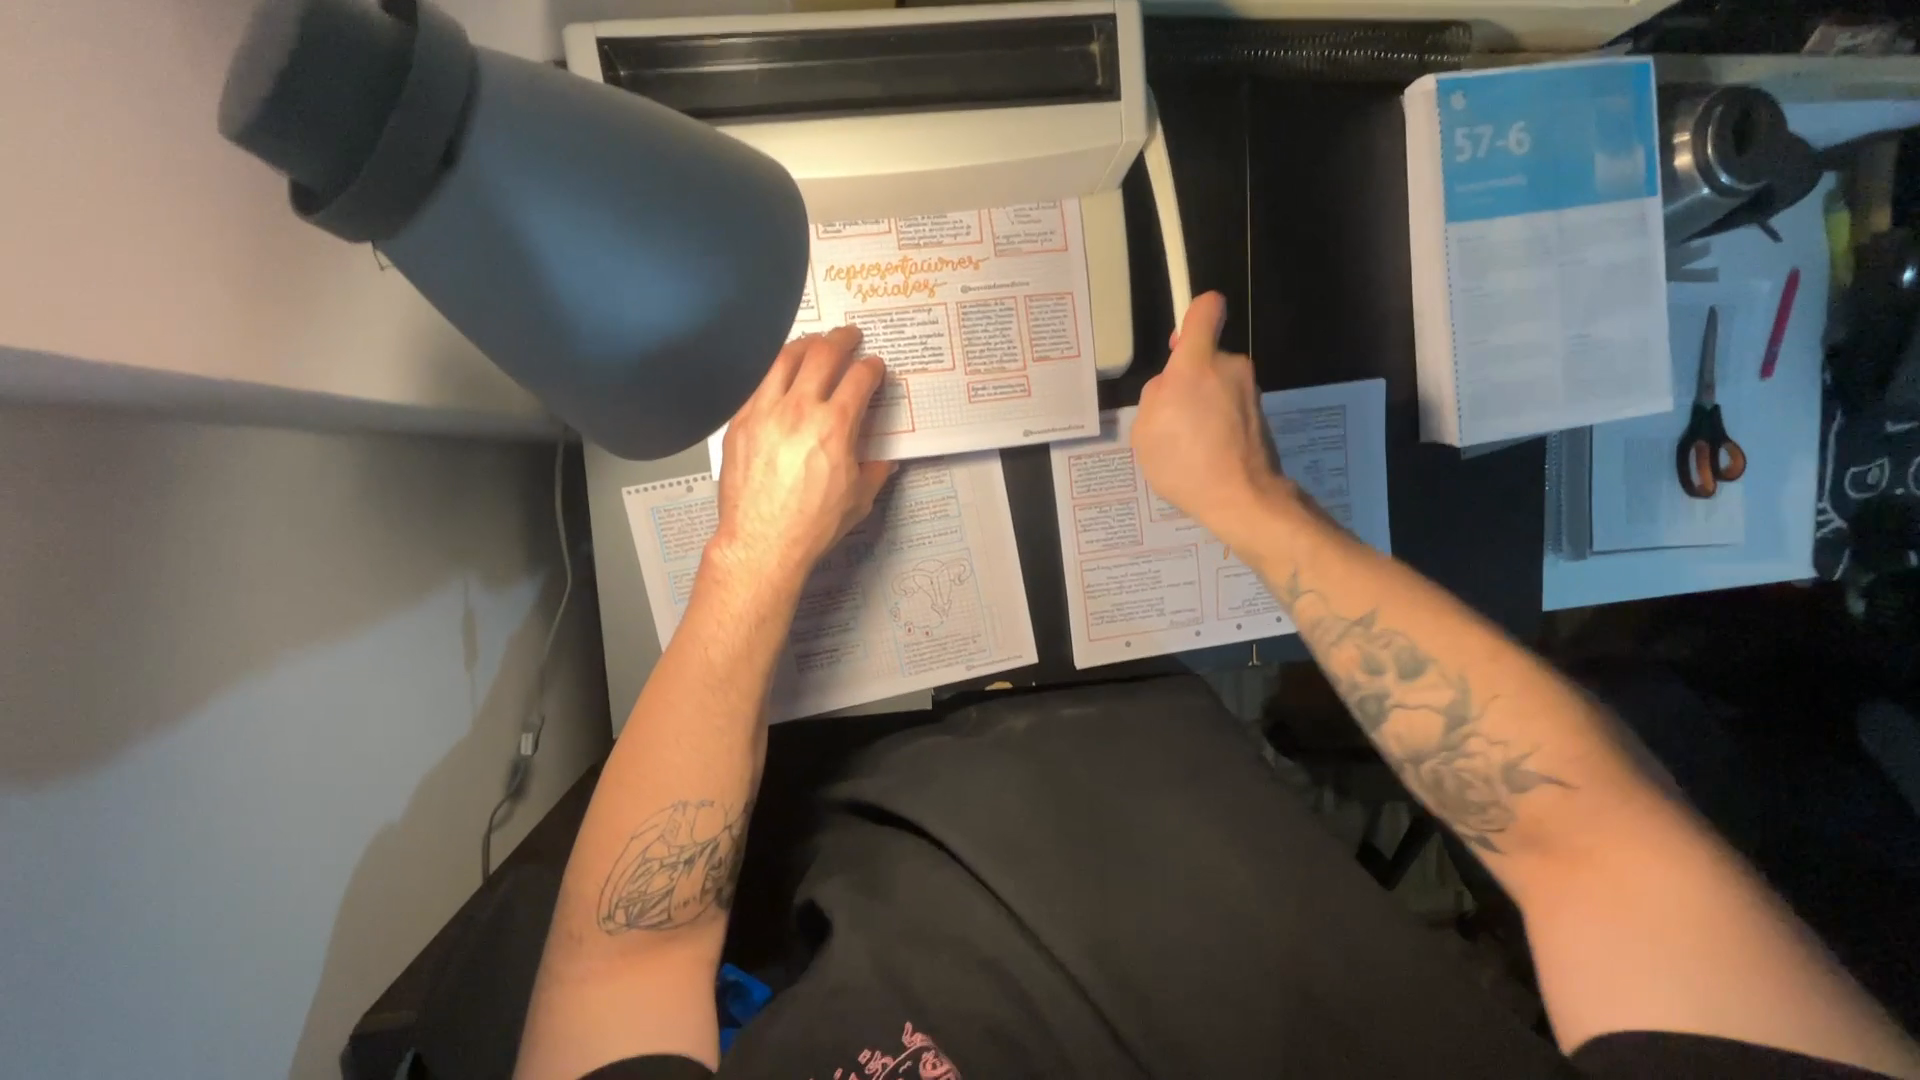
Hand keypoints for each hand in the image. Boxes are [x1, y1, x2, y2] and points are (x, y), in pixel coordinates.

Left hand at [710, 327, 895, 584]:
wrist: (762, 542)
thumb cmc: (812, 525)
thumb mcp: (859, 499)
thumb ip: (875, 471)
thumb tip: (885, 460)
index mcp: (835, 426)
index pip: (859, 378)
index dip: (872, 367)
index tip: (876, 366)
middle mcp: (799, 409)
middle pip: (823, 354)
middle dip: (842, 339)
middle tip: (850, 336)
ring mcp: (765, 411)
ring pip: (785, 358)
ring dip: (805, 344)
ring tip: (815, 343)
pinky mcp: (740, 422)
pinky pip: (758, 382)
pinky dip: (775, 370)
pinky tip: (780, 374)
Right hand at [1132, 293, 1292, 541]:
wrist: (1241, 497)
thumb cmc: (1184, 460)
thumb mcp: (1145, 430)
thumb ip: (1156, 396)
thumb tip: (1170, 388)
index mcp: (1196, 363)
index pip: (1205, 309)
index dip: (1192, 315)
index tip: (1180, 339)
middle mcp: (1230, 367)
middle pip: (1204, 357)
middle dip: (1187, 378)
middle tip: (1171, 417)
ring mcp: (1250, 392)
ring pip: (1217, 385)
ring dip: (1202, 404)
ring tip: (1188, 443)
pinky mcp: (1260, 415)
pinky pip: (1229, 408)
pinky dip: (1217, 424)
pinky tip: (1206, 454)